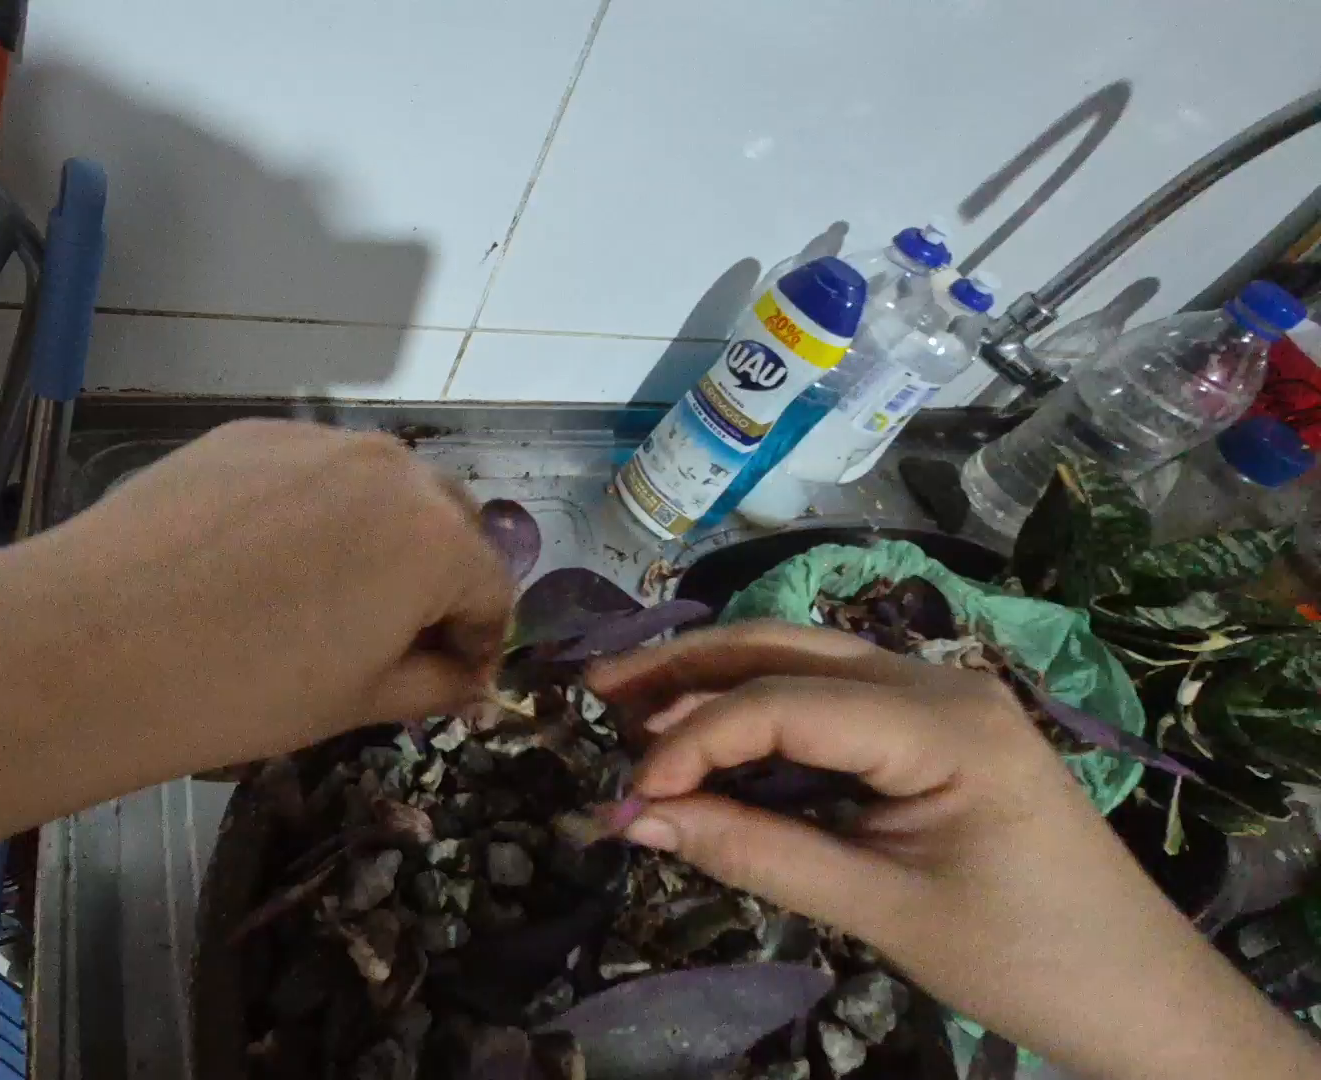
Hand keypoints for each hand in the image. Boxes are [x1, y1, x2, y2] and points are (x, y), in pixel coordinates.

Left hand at [0, 419, 510, 775]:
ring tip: (320, 588)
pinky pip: (313, 472)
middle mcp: (392, 468)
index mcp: (437, 539)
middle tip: (388, 631)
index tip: (448, 675)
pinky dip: (315, 509)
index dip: (477, 640)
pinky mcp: (252, 431)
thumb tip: (469, 681)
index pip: (493, 588)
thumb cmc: (247, 689)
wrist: (98, 641)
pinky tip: (260, 554)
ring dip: (379, 536)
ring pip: (380, 489)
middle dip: (435, 579)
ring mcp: (317, 439)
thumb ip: (433, 685)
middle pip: (446, 524)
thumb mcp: (356, 702)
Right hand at [589, 620, 1318, 1079]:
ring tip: (626, 693)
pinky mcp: (914, 715)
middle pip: (775, 647)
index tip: (634, 792)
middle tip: (597, 685)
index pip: (779, 704)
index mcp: (941, 723)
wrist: (1153, 1005)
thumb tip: (628, 819)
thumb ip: (750, 852)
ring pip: (787, 654)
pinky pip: (810, 687)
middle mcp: (929, 679)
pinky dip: (743, 700)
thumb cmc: (1030, 961)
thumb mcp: (880, 911)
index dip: (691, 741)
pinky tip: (696, 716)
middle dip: (678, 666)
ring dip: (702, 673)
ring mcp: (924, 690)